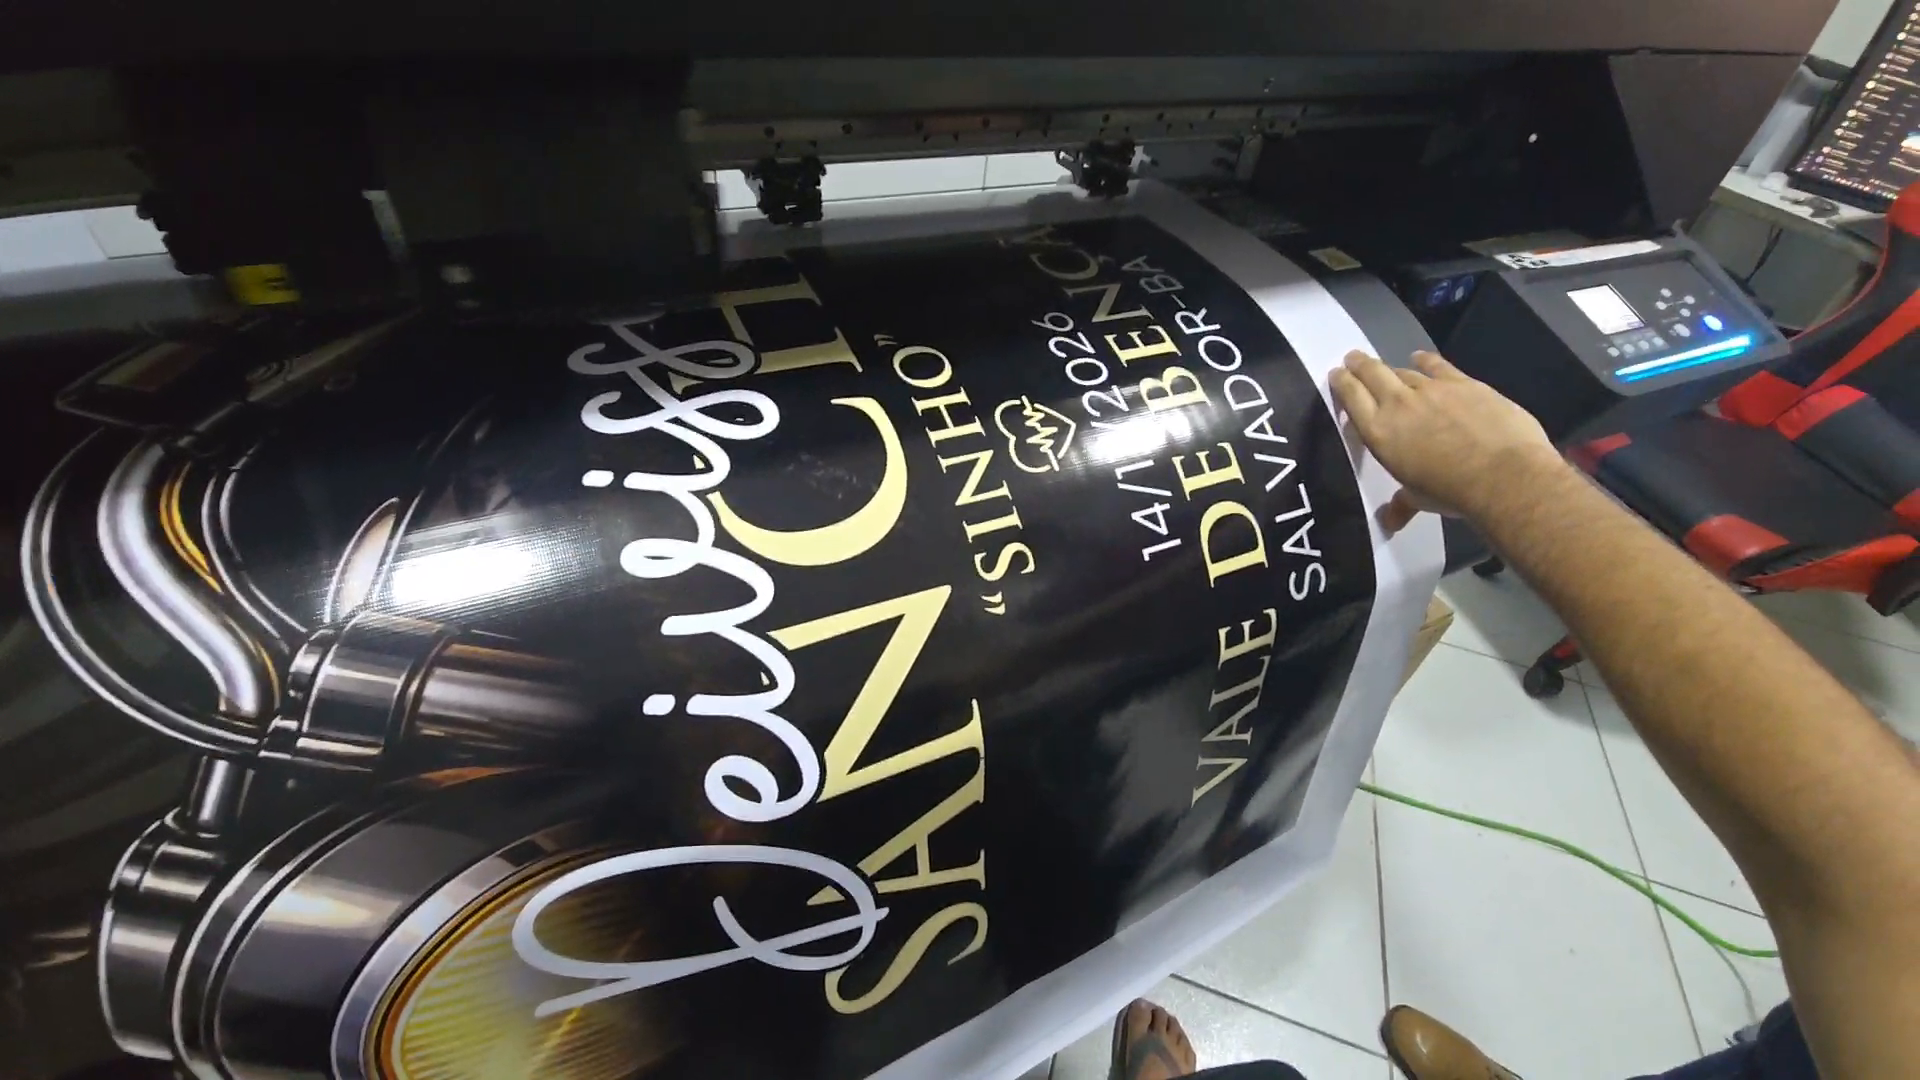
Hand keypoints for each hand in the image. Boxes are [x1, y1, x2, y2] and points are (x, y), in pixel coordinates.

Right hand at [1329, 349, 1561, 532]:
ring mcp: (1432, 390)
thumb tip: (1390, 523)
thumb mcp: (1418, 497)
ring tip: (1385, 366)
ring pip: (1403, 370)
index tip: (1336, 374)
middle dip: (1359, 364)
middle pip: (1372, 374)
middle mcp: (1398, 405)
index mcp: (1379, 433)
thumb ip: (1401, 502)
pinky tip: (1421, 357)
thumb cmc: (1450, 492)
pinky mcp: (1464, 384)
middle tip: (1351, 358)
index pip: (1351, 398)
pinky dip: (1426, 360)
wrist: (1503, 475)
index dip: (1341, 383)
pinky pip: (1438, 366)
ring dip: (1392, 368)